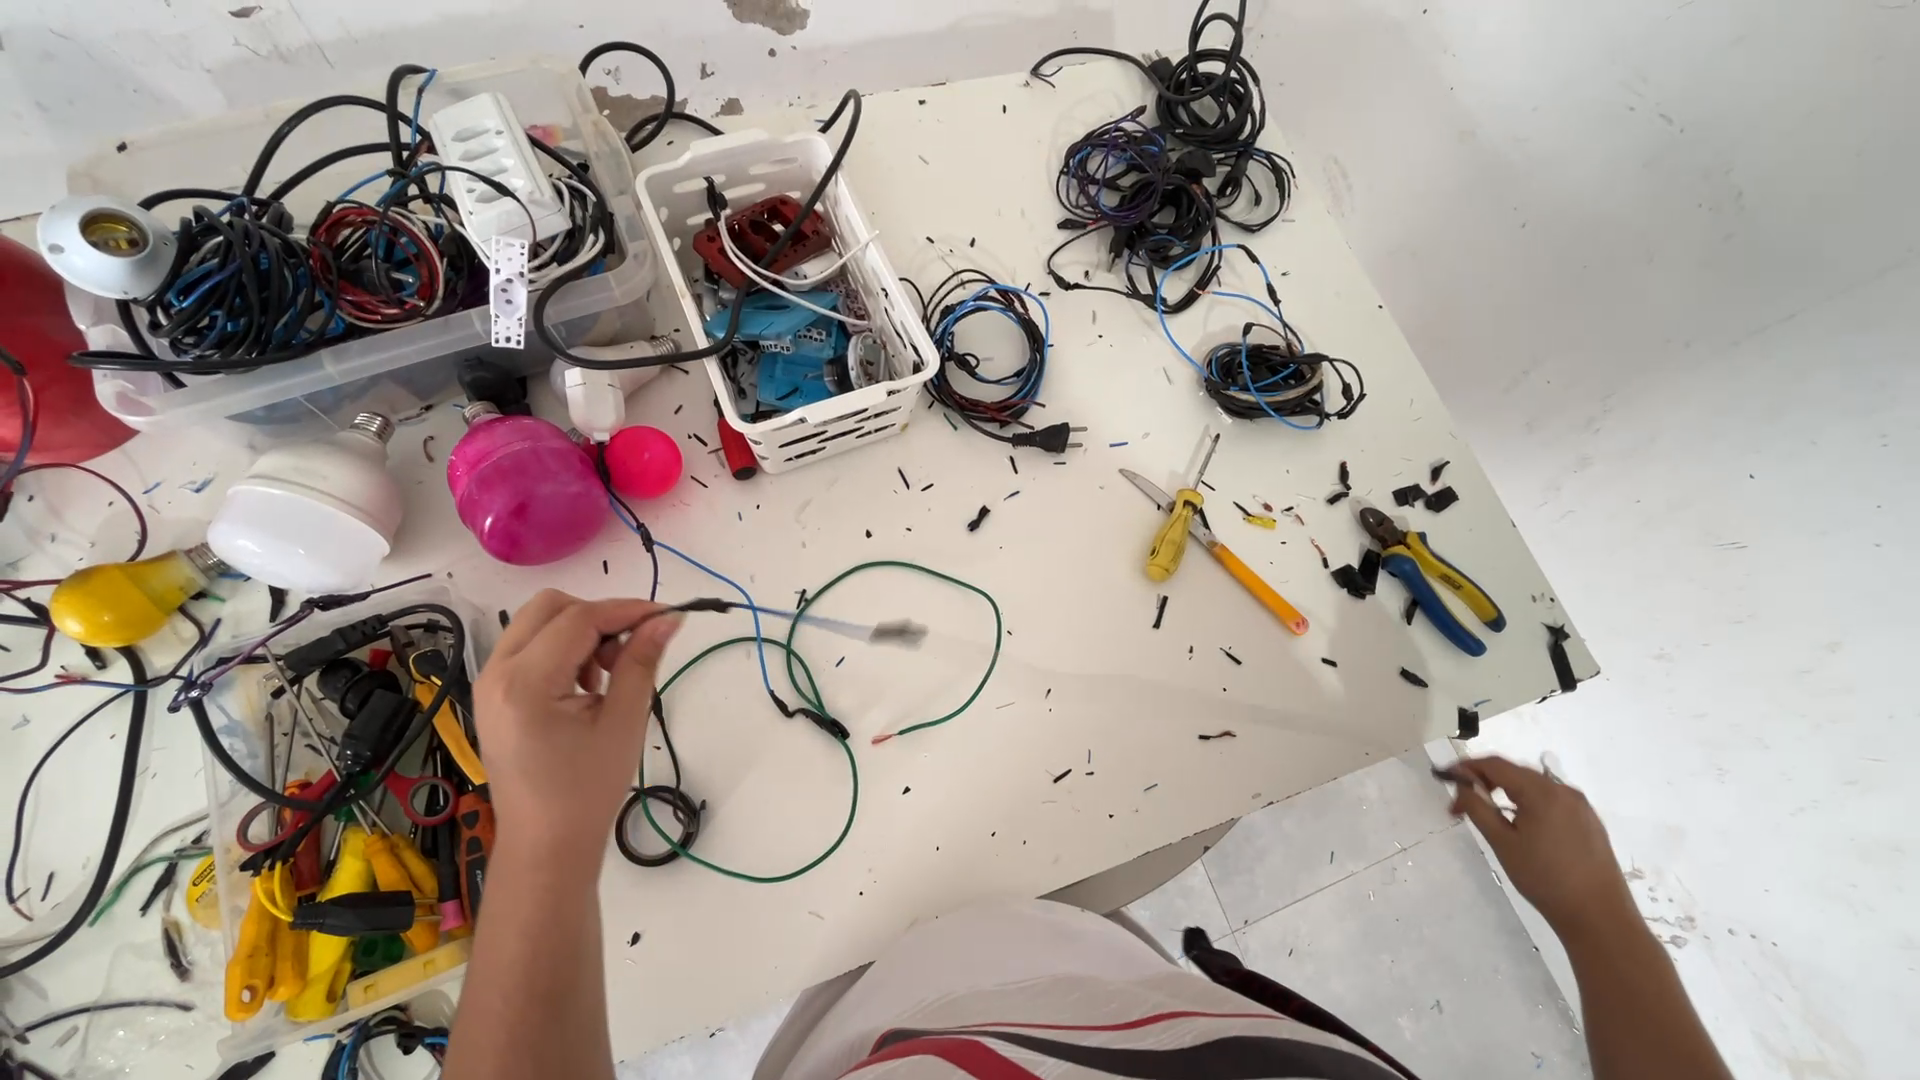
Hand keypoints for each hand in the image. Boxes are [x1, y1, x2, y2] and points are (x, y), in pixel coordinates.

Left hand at [472, 590, 681, 866]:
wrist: (546, 842)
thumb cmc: (588, 788)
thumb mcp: (624, 721)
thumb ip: (641, 661)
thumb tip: (669, 618)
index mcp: (525, 683)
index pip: (580, 619)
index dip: (627, 610)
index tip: (667, 617)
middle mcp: (496, 673)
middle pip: (550, 607)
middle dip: (598, 615)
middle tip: (629, 650)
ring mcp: (488, 682)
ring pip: (538, 622)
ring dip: (579, 631)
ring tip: (607, 675)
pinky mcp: (493, 693)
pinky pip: (529, 646)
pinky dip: (562, 649)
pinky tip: (585, 686)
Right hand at [1440, 756, 1637, 940]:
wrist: (1599, 917)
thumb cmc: (1544, 878)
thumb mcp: (1501, 842)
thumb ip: (1477, 807)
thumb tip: (1461, 784)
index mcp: (1542, 792)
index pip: (1495, 765)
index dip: (1467, 767)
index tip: (1446, 780)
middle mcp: (1564, 791)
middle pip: (1515, 773)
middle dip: (1484, 782)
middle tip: (1462, 805)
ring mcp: (1581, 806)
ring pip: (1533, 786)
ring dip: (1506, 793)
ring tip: (1489, 816)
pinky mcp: (1589, 822)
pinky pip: (1551, 801)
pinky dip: (1528, 803)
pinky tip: (1520, 826)